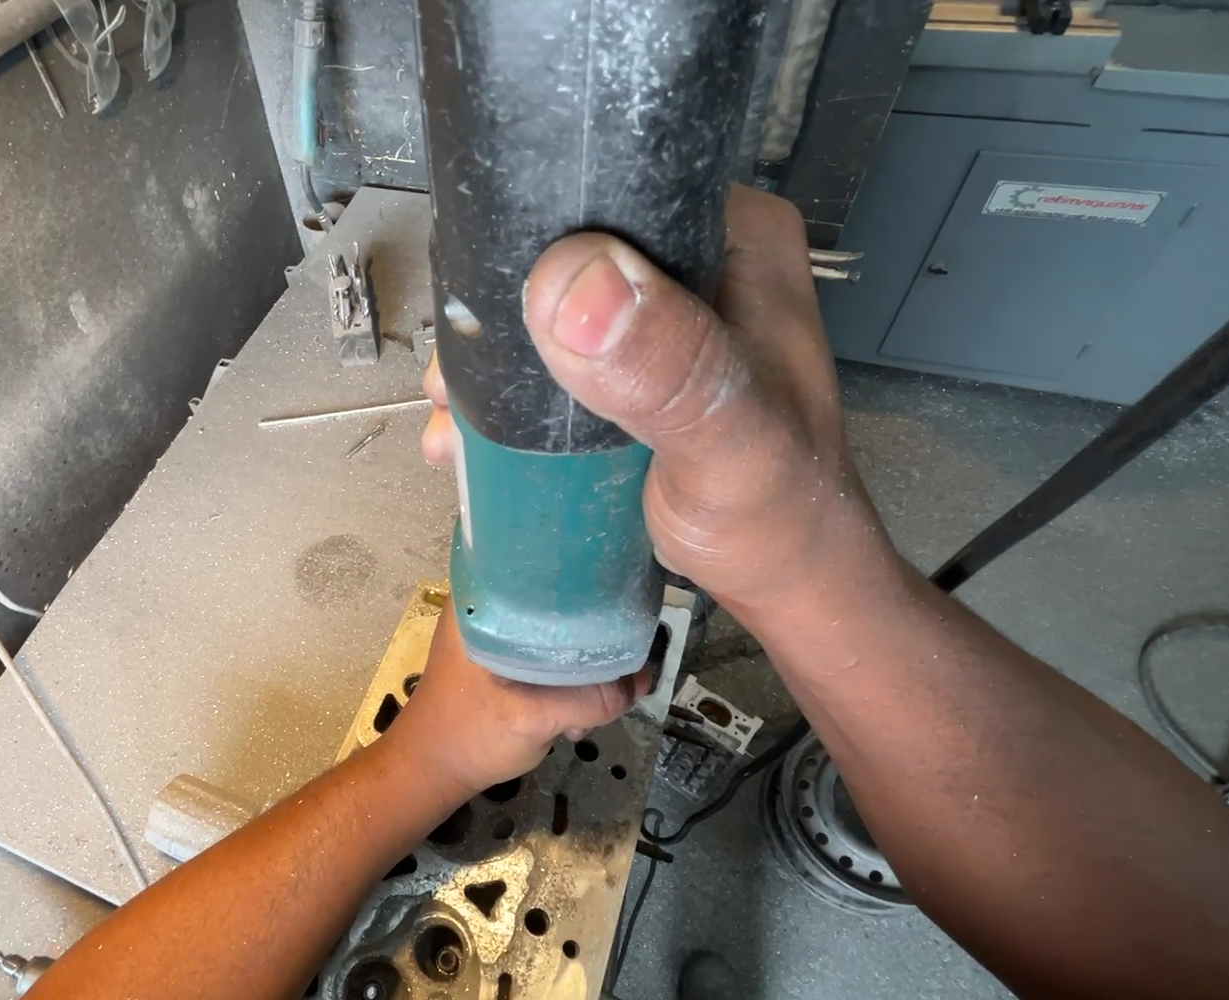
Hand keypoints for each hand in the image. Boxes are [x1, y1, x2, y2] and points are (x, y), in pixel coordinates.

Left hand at [384, 601, 645, 803]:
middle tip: (618, 673)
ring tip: (595, 705)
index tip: (626, 598)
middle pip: (562, 600)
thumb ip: (588, 699)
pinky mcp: (511, 656)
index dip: (588, 578)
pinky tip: (578, 713)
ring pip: (563, 632)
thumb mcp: (531, 718)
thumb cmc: (468, 735)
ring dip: (587, 667)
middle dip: (596, 637)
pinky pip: (555, 655)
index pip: (545, 564)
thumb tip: (641, 681)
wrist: (435, 770)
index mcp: (483, 597)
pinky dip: (573, 679)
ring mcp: (502, 630)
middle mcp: (492, 602)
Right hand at [423, 186, 891, 614]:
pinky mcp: (630, 371)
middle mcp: (692, 265)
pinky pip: (553, 364)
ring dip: (491, 367)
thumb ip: (665, 367)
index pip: (617, 191)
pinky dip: (508, 399)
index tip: (472, 302)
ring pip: (548, 317)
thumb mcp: (726, 438)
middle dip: (496, 319)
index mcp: (734, 237)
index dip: (532, 232)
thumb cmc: (774, 516)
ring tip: (448, 414)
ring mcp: (658, 322)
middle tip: (451, 377)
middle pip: (566, 258)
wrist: (779, 579)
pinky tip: (469, 436)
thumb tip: (565, 284)